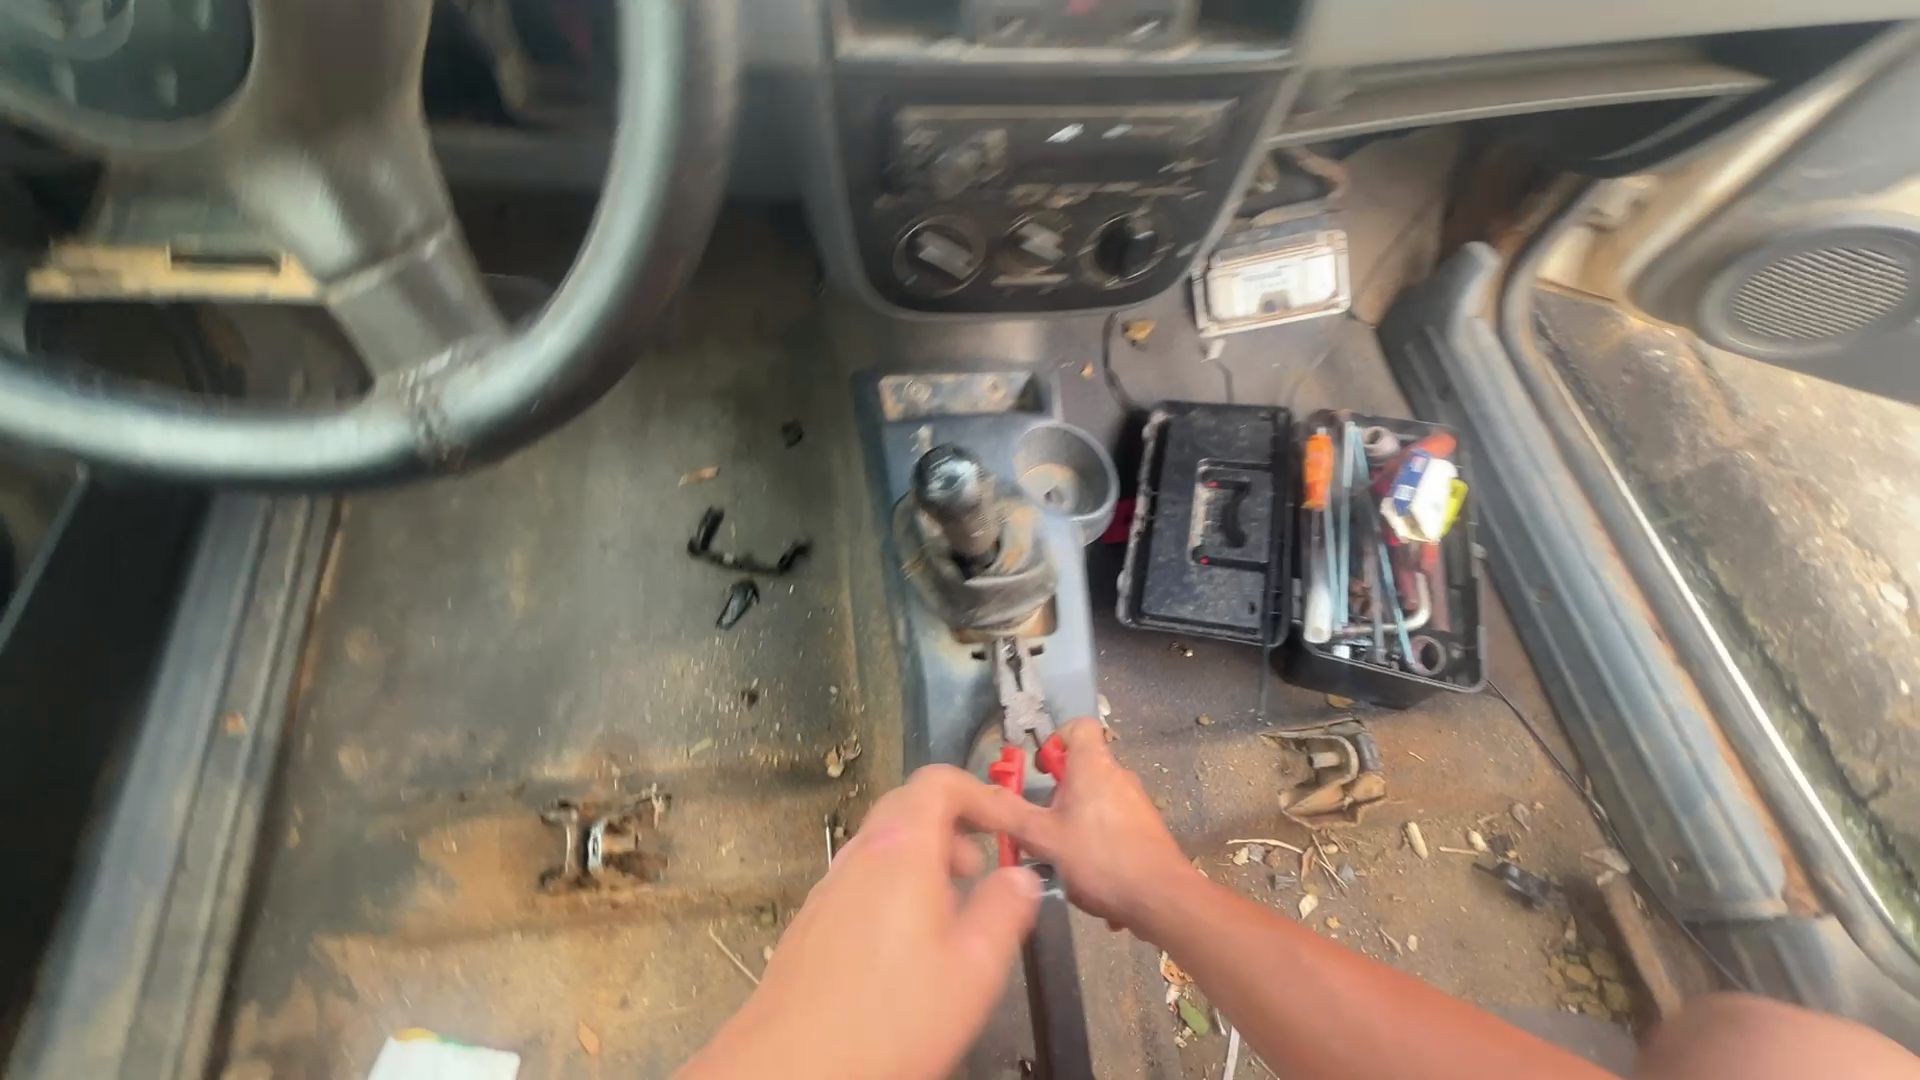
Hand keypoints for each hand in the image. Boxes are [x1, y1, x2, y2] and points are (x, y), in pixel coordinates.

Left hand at [677, 766, 1042, 1079]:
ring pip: (885, 842)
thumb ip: (1004, 910)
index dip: (980, 793)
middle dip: (955, 824)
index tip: (1009, 825)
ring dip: (926, 856)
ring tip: (951, 908)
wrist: (790, 1067)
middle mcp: (861, 852)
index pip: (939, 782)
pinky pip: (864, 875)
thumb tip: (1020, 877)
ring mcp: (831, 883)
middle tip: (980, 866)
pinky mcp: (814, 917)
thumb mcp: (973, 969)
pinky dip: (897, 882)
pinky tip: (908, 941)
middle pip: (910, 805)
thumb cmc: (890, 1017)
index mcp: (901, 848)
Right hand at [1013, 718, 1196, 934]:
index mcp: (1093, 765)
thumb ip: (1012, 815)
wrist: (1162, 899)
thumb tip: (986, 795)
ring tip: (1064, 857)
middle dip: (1059, 794)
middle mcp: (1118, 775)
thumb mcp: (1044, 838)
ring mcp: (1136, 802)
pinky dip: (1098, 842)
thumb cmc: (1099, 858)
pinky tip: (1091, 877)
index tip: (1042, 771)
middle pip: (1083, 768)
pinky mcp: (1147, 829)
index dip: (1057, 740)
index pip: (1079, 726)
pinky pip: (1113, 824)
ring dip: (1076, 822)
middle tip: (1043, 825)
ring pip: (1096, 800)